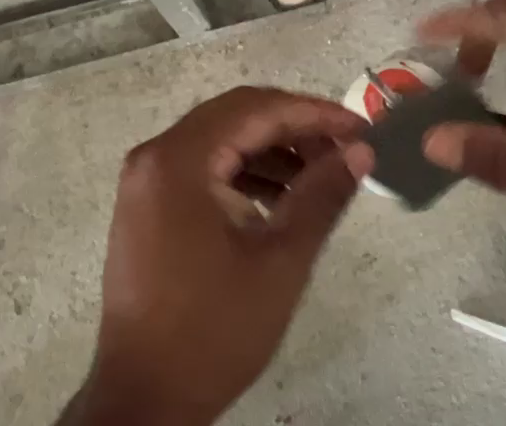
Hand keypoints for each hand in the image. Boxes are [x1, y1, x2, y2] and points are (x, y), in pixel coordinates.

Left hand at [62, 86, 372, 425]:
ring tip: (322, 173)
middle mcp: (154, 156)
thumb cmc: (213, 330)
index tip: (359, 127)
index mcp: (178, 160)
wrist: (145, 399)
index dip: (312, 112)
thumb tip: (360, 150)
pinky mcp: (147, 206)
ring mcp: (145, 181)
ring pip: (219, 141)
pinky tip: (281, 197)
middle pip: (234, 117)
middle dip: (294, 127)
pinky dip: (244, 173)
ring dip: (271, 150)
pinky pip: (202, 169)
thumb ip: (321, 195)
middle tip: (345, 147)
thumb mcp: (280, 260)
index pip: (254, 109)